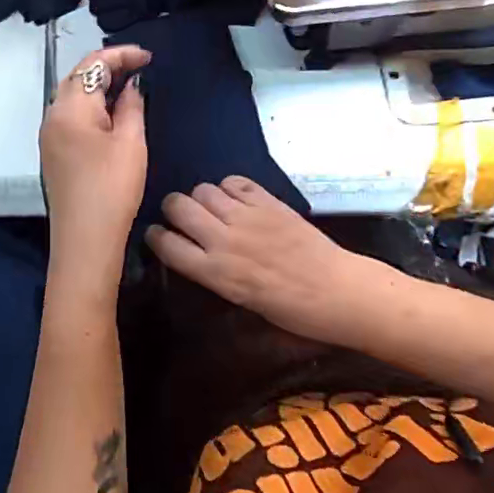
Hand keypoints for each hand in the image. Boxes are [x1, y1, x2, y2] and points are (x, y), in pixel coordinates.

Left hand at [40, 46, 151, 266]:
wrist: (84, 239)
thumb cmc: (111, 189)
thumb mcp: (131, 143)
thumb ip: (131, 106)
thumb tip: (130, 85)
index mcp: (69, 109)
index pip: (92, 64)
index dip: (121, 55)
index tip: (148, 58)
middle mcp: (52, 116)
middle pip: (77, 78)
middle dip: (107, 67)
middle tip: (140, 68)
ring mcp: (49, 136)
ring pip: (72, 97)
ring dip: (98, 86)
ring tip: (129, 86)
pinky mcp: (53, 152)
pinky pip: (71, 116)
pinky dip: (91, 106)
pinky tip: (111, 114)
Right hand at [146, 177, 380, 342]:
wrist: (338, 292)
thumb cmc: (291, 311)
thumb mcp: (240, 302)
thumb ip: (212, 274)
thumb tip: (193, 255)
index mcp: (215, 273)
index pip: (166, 244)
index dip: (155, 236)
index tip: (157, 235)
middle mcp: (224, 240)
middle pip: (178, 206)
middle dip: (173, 208)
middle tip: (183, 216)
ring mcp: (247, 217)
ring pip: (202, 189)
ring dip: (201, 197)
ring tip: (212, 207)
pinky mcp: (268, 202)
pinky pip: (234, 181)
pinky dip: (228, 187)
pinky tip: (236, 199)